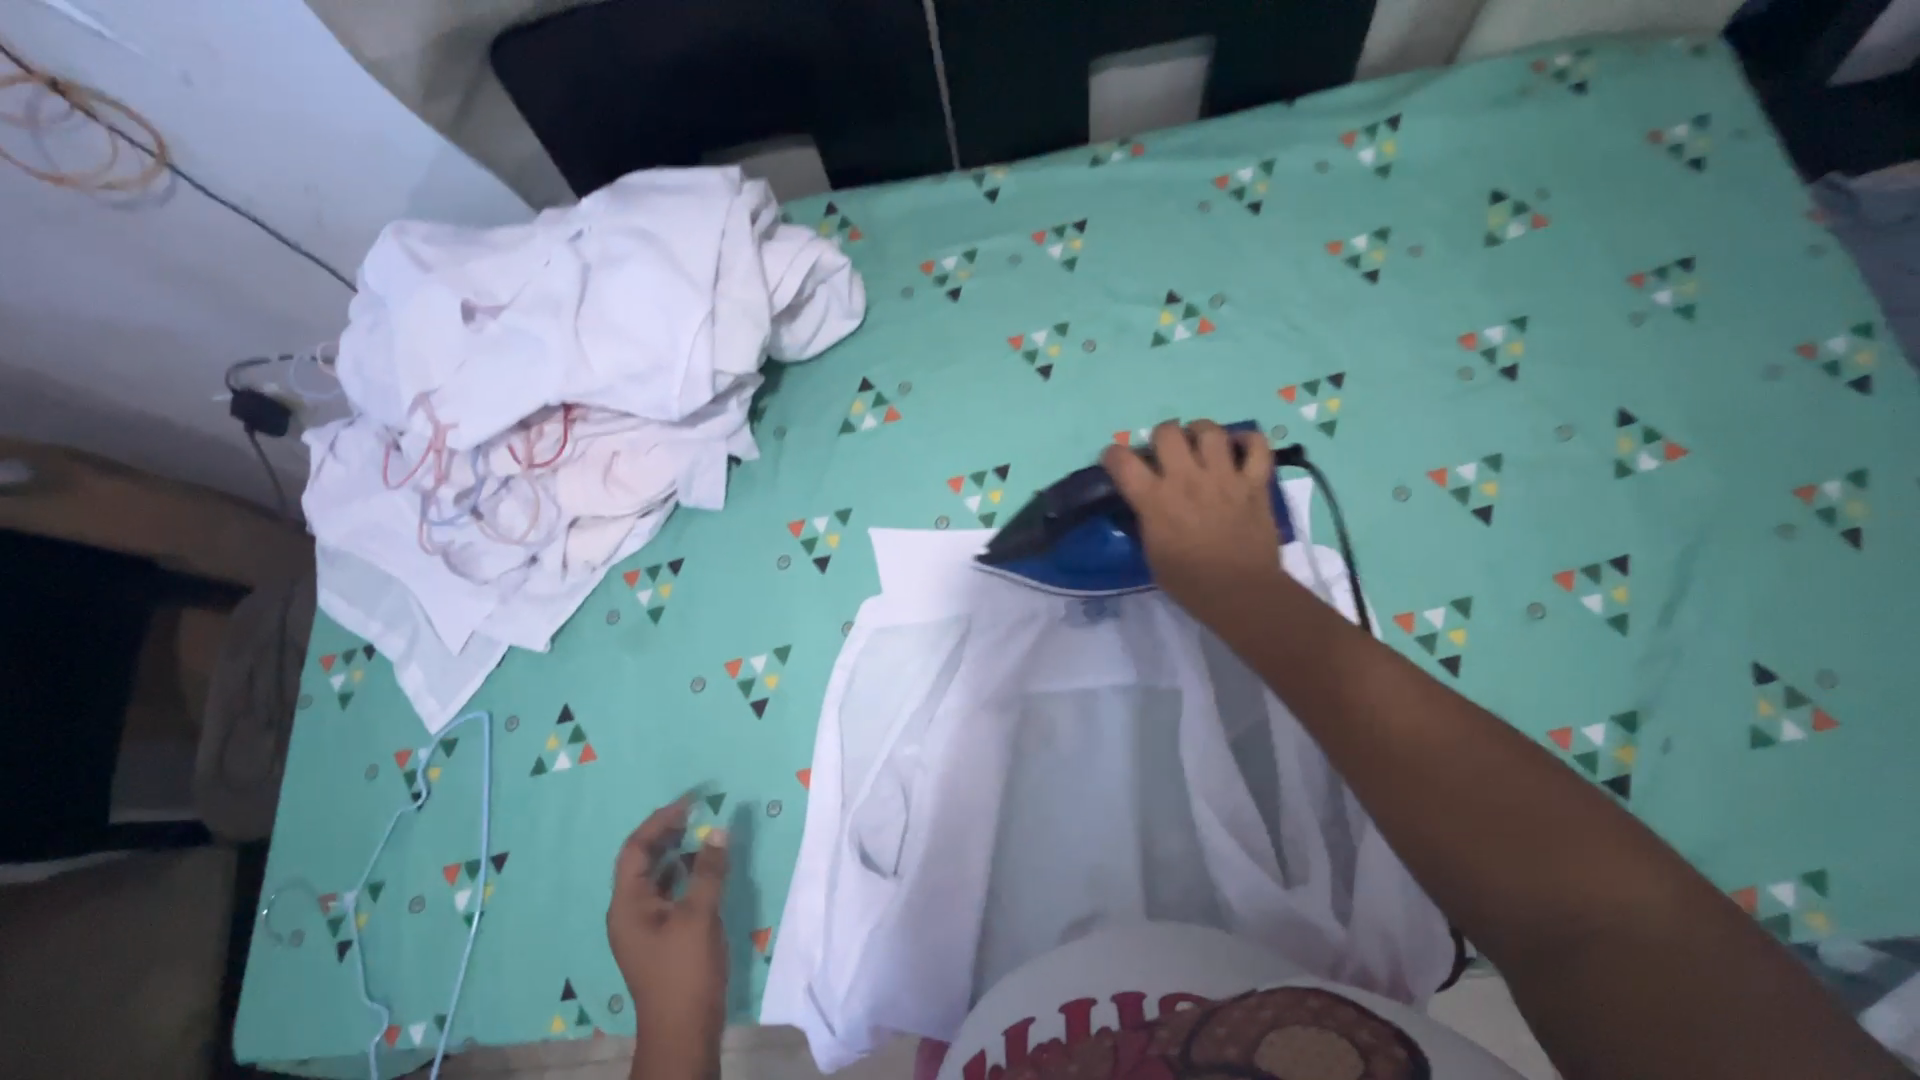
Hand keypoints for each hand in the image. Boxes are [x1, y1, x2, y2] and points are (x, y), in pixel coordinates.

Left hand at [608, 797, 727, 1079]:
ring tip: (705, 835)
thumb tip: (717, 830)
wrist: (683, 1032)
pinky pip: (668, 895)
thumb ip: (708, 870)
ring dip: (677, 854)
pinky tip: (706, 872)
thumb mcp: (700, 916)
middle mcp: (628, 911)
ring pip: (656, 878)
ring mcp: (643, 927)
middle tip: (698, 812)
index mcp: (627, 904)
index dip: (661, 820)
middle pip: (642, 860)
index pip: (636, 848)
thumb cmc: (685, 971)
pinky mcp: (660, 939)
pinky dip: (684, 876)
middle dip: (668, 833)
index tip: (691, 801)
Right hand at [1101, 420, 1283, 622]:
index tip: (1116, 461)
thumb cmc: (1190, 582)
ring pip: (1210, 431)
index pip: (1122, 460)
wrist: (1240, 593)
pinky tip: (1239, 448)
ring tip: (1200, 444)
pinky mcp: (1254, 483)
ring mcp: (1224, 477)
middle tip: (1166, 452)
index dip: (1113, 455)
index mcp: (1155, 500)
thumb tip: (1142, 506)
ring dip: (1200, 432)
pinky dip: (1248, 441)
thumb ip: (1146, 521)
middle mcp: (1187, 479)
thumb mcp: (1152, 554)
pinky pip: (1257, 445)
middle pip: (1167, 432)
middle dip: (1161, 437)